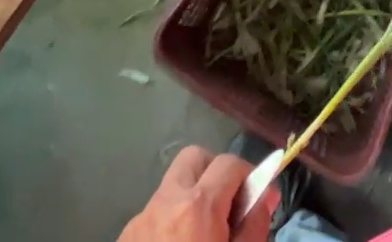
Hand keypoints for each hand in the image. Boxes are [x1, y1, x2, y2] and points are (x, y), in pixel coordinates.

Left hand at [116, 147, 278, 241]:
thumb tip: (265, 194)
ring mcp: (141, 219)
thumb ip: (254, 227)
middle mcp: (166, 201)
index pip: (229, 163)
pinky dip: (173, 222)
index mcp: (198, 205)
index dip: (249, 176)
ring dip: (193, 198)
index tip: (257, 201)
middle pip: (194, 158)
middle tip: (230, 208)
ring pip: (172, 186)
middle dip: (216, 173)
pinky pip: (155, 213)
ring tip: (205, 237)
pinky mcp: (126, 238)